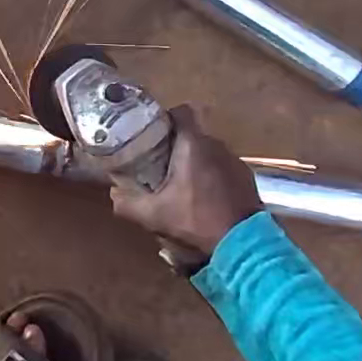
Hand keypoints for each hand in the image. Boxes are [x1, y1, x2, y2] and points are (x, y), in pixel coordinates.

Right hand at [109, 105, 262, 256]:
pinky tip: (204, 196)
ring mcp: (236, 162)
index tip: (152, 132)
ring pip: (208, 150)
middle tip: (158, 161)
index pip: (182, 111)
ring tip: (181, 181)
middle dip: (176, 143)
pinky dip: (212, 174)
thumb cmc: (196, 221)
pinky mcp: (248, 179)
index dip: (166, 117)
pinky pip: (223, 166)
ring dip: (195, 160)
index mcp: (194, 145)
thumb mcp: (153, 216)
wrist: (245, 249)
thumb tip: (113, 193)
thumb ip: (127, 202)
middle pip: (192, 133)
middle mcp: (217, 146)